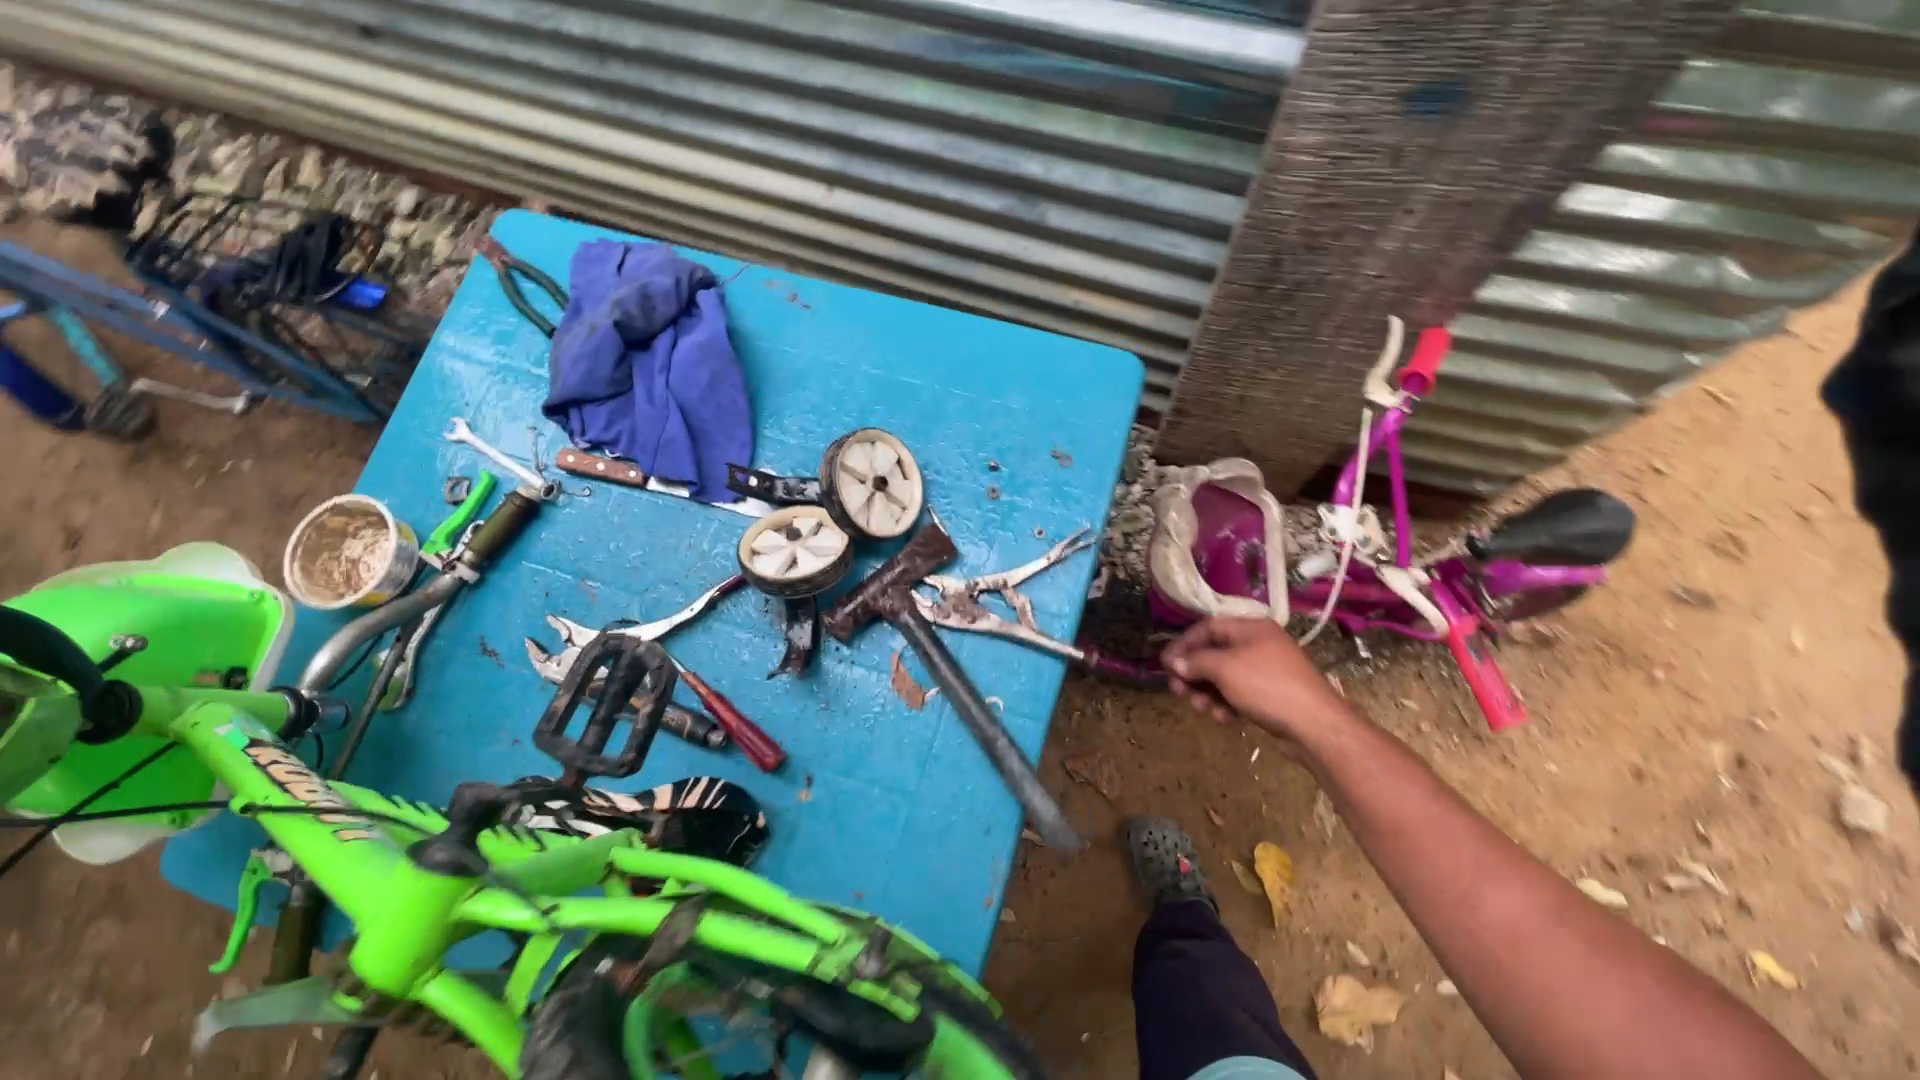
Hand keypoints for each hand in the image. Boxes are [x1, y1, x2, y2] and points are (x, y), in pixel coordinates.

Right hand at [1162, 617, 1355, 743]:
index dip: (1184, 644)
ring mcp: (1265, 670)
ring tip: (1203, 709)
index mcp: (1251, 628)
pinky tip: (1225, 718)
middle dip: (1194, 674)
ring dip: (1207, 693)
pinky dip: (1226, 703)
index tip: (1166, 665)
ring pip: (1224, 677)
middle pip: (1214, 654)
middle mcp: (1258, 644)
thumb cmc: (1266, 686)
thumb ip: (1196, 661)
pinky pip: (1238, 693)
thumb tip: (1174, 661)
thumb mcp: (1224, 668)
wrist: (1313, 724)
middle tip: (1179, 692)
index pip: (1208, 627)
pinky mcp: (1270, 694)